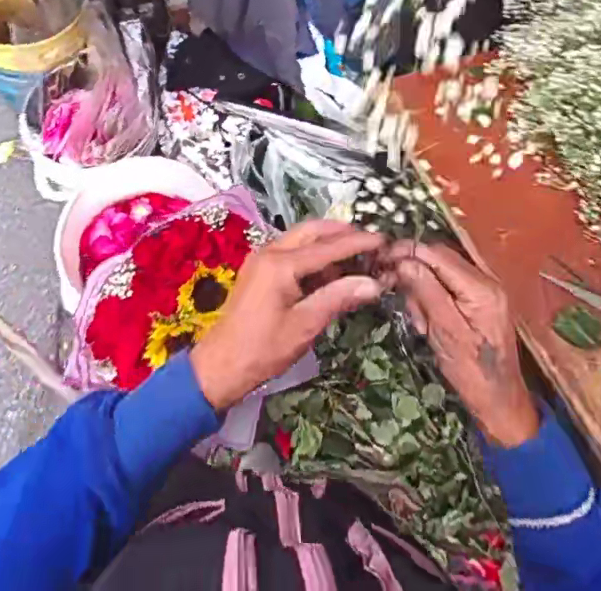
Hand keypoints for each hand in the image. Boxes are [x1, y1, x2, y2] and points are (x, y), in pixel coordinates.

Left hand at [191, 221, 384, 410]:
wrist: (216, 369)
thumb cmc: (261, 350)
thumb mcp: (305, 326)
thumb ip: (339, 297)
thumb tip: (374, 284)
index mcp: (281, 264)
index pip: (329, 247)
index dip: (359, 242)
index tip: (384, 239)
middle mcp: (270, 252)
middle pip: (313, 231)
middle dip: (342, 233)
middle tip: (369, 242)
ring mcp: (262, 259)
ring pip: (302, 238)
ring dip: (328, 242)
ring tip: (356, 255)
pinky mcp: (260, 270)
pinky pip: (292, 251)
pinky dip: (314, 254)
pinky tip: (330, 270)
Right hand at [384, 241, 539, 447]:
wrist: (501, 401)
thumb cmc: (474, 373)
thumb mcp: (446, 332)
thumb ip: (426, 293)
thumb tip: (404, 261)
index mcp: (481, 286)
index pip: (439, 254)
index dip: (409, 252)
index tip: (382, 258)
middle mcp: (486, 279)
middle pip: (440, 258)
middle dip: (414, 271)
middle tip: (392, 290)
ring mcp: (485, 287)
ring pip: (442, 271)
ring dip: (422, 288)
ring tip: (420, 321)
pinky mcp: (480, 298)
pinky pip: (449, 285)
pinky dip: (432, 297)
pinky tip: (428, 321)